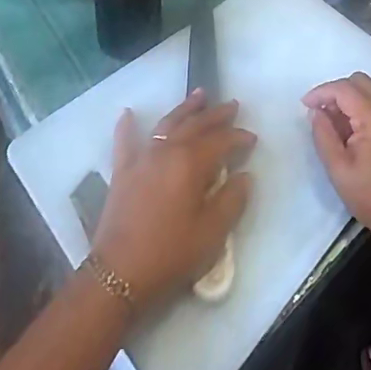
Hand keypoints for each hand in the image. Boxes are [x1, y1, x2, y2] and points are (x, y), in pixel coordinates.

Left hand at [92, 90, 255, 313]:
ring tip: (199, 95)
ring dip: (184, 109)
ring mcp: (141, 158)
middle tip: (232, 105)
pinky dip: (127, 126)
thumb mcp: (212, 232)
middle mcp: (167, 151)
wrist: (118, 274)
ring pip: (167, 124)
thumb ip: (232, 199)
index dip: (238, 137)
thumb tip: (244, 176)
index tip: (252, 139)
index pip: (221, 141)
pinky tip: (128, 113)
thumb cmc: (171, 253)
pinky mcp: (122, 172)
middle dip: (216, 114)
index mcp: (191, 163)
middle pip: (195, 125)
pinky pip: (125, 142)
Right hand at [304, 74, 370, 239]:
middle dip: (336, 92)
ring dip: (350, 99)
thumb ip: (323, 134)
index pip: (344, 89)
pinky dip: (363, 107)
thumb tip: (316, 112)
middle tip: (320, 113)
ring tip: (335, 123)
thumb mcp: (338, 168)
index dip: (321, 93)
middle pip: (359, 82)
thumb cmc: (370, 196)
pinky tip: (353, 130)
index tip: (305, 105)